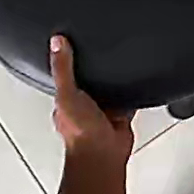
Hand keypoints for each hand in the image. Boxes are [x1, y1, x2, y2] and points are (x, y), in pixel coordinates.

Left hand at [49, 35, 134, 159]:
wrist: (104, 151)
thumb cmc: (80, 131)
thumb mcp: (67, 94)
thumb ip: (63, 69)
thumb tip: (57, 42)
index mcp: (65, 99)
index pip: (66, 76)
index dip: (70, 62)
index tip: (72, 46)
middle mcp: (84, 105)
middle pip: (90, 82)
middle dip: (96, 72)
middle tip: (101, 54)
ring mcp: (103, 110)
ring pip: (110, 90)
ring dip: (115, 83)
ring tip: (121, 66)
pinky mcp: (121, 114)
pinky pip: (129, 99)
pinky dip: (133, 94)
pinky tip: (137, 85)